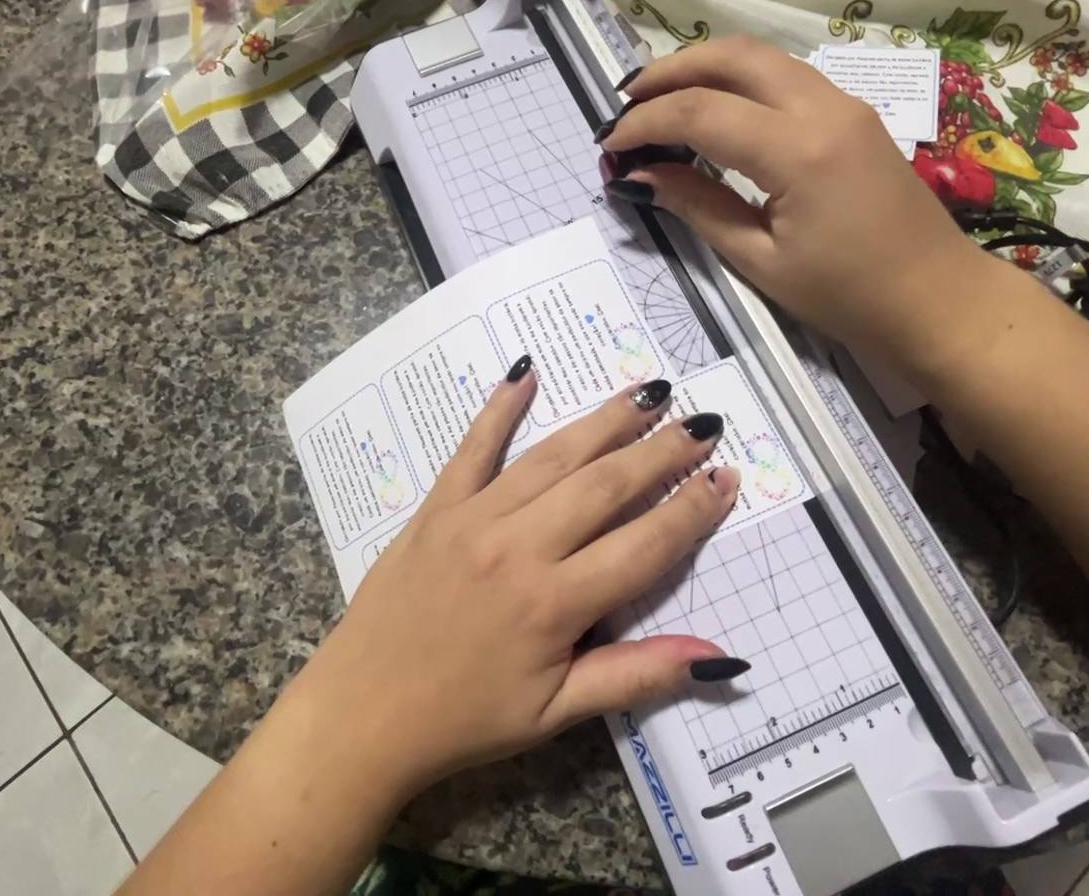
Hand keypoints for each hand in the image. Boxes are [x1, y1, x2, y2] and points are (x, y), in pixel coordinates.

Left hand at [283, 360, 748, 800]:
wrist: (363, 713)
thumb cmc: (466, 719)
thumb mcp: (556, 713)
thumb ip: (637, 676)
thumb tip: (720, 658)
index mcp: (554, 604)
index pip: (644, 545)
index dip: (691, 510)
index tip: (725, 476)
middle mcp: (519, 547)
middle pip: (606, 486)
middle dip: (661, 452)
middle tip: (701, 421)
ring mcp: (473, 518)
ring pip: (552, 457)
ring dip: (604, 422)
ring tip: (646, 393)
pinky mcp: (436, 507)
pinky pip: (472, 447)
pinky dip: (499, 407)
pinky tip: (524, 370)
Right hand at [598, 37, 990, 356]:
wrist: (936, 300)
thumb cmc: (847, 296)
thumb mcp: (760, 260)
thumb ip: (697, 205)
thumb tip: (640, 175)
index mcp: (798, 150)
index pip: (701, 111)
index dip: (645, 122)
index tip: (609, 145)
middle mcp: (823, 107)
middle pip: (732, 56)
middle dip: (669, 70)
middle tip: (625, 103)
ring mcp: (843, 104)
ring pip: (760, 57)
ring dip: (703, 68)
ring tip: (658, 101)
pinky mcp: (851, 114)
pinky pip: (783, 77)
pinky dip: (736, 81)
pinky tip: (711, 110)